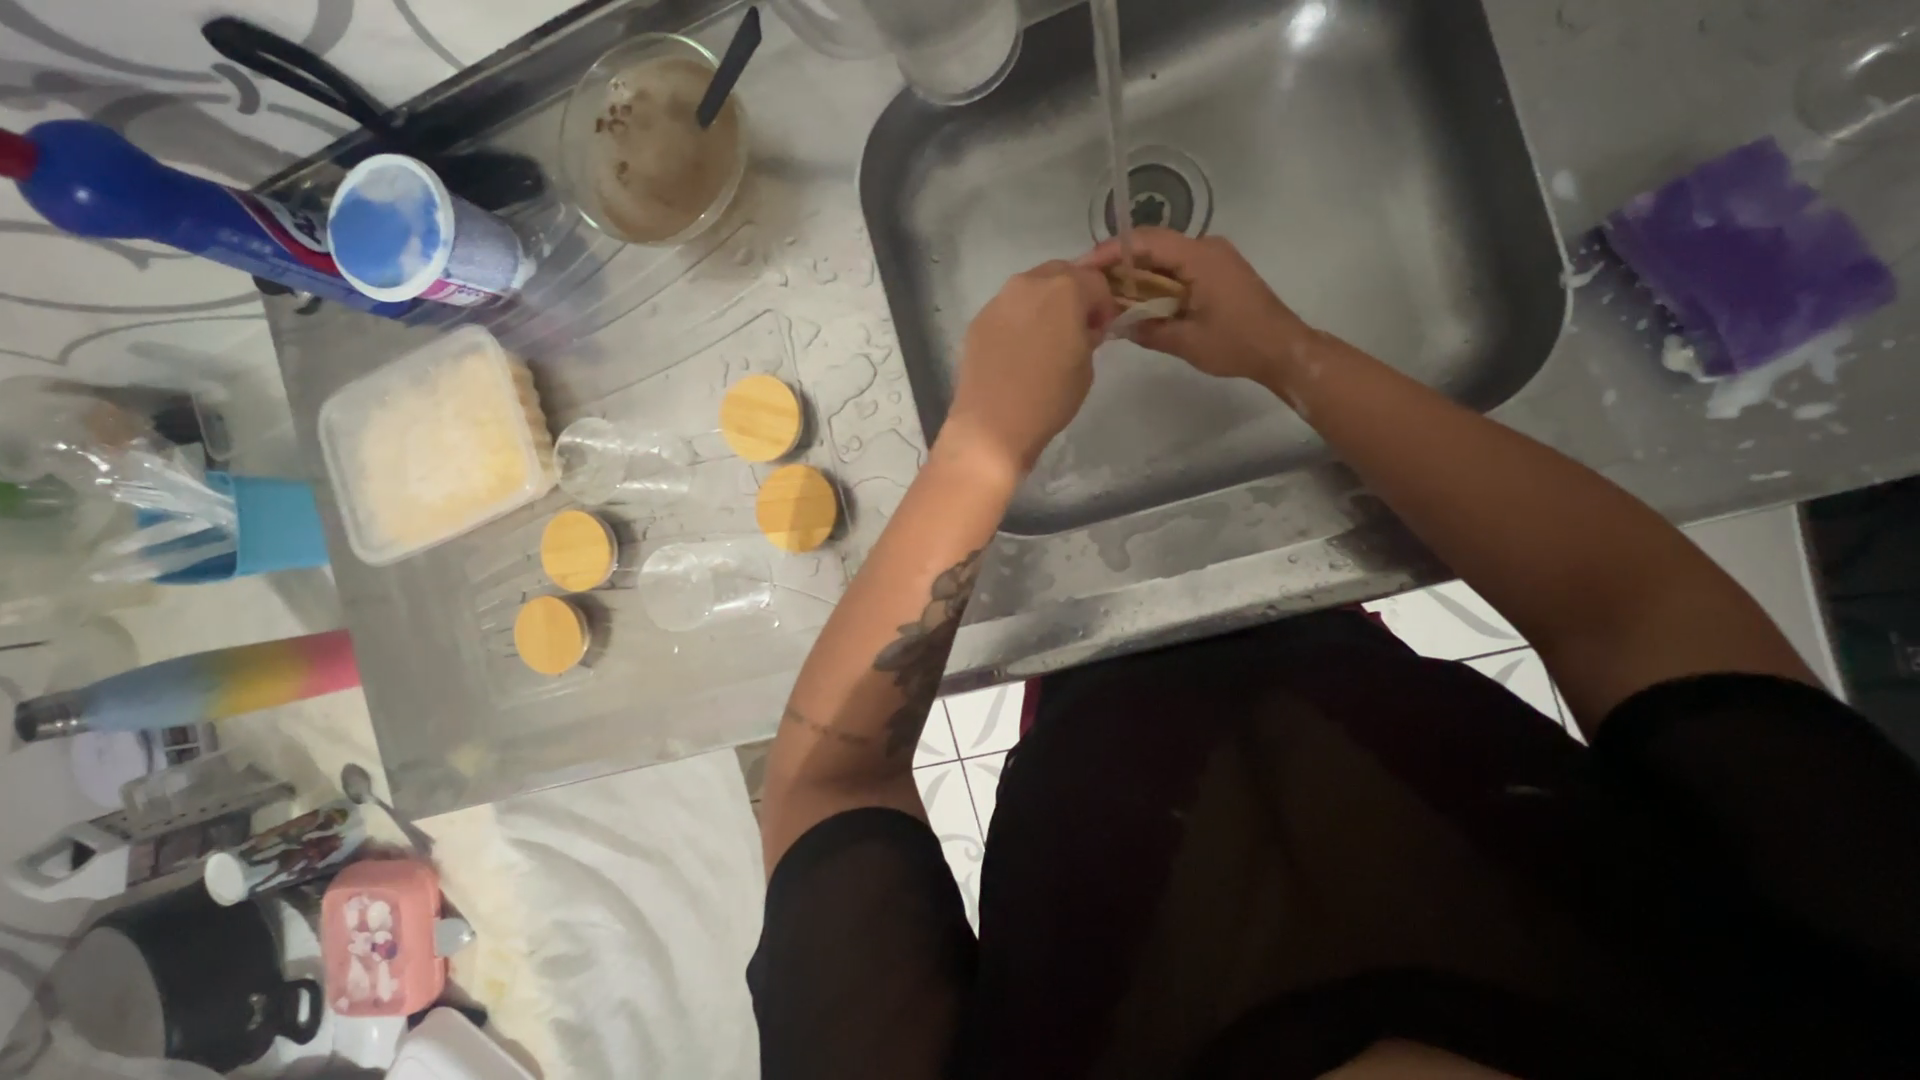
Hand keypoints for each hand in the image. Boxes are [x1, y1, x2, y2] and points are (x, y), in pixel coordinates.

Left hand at [941, 260, 1118, 476]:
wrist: (992, 424)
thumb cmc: (1049, 397)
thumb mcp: (1085, 367)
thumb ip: (1088, 336)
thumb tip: (1082, 328)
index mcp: (1065, 290)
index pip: (1096, 280)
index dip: (1104, 305)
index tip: (1101, 331)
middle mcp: (1029, 283)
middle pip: (1061, 273)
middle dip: (1074, 294)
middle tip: (1075, 329)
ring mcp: (999, 299)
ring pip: (1031, 288)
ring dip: (1045, 304)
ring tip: (1045, 339)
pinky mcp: (979, 319)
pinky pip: (1008, 309)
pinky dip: (1019, 319)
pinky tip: (1018, 351)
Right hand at [1082, 227, 1317, 385]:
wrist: (1283, 350)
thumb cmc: (1238, 344)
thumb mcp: (1186, 342)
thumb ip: (1147, 329)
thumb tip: (1116, 324)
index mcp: (1200, 257)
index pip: (1145, 241)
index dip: (1110, 251)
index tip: (1082, 267)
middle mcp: (1206, 248)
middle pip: (1152, 245)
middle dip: (1118, 262)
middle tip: (1087, 282)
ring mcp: (1213, 258)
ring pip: (1163, 258)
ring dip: (1135, 273)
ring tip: (1105, 293)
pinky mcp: (1216, 272)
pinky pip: (1177, 269)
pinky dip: (1154, 282)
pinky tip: (1136, 300)